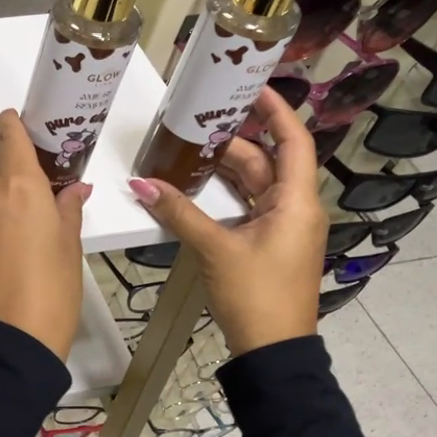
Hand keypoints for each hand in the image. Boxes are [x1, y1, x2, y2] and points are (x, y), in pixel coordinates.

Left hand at [0, 110, 92, 359]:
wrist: (3, 342)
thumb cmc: (49, 295)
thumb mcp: (69, 249)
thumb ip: (67, 211)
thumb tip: (75, 191)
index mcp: (20, 185)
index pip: (9, 136)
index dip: (12, 124)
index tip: (14, 121)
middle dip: (3, 158)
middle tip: (22, 174)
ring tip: (8, 212)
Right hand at [128, 89, 325, 354]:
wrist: (272, 349)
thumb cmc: (257, 295)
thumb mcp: (215, 249)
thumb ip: (178, 212)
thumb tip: (140, 184)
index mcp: (296, 202)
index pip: (293, 142)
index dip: (275, 111)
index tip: (251, 87)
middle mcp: (294, 209)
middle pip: (267, 161)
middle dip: (233, 141)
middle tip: (196, 121)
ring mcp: (281, 228)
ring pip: (254, 185)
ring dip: (224, 168)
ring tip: (188, 148)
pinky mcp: (266, 244)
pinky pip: (245, 206)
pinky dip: (223, 194)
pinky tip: (194, 187)